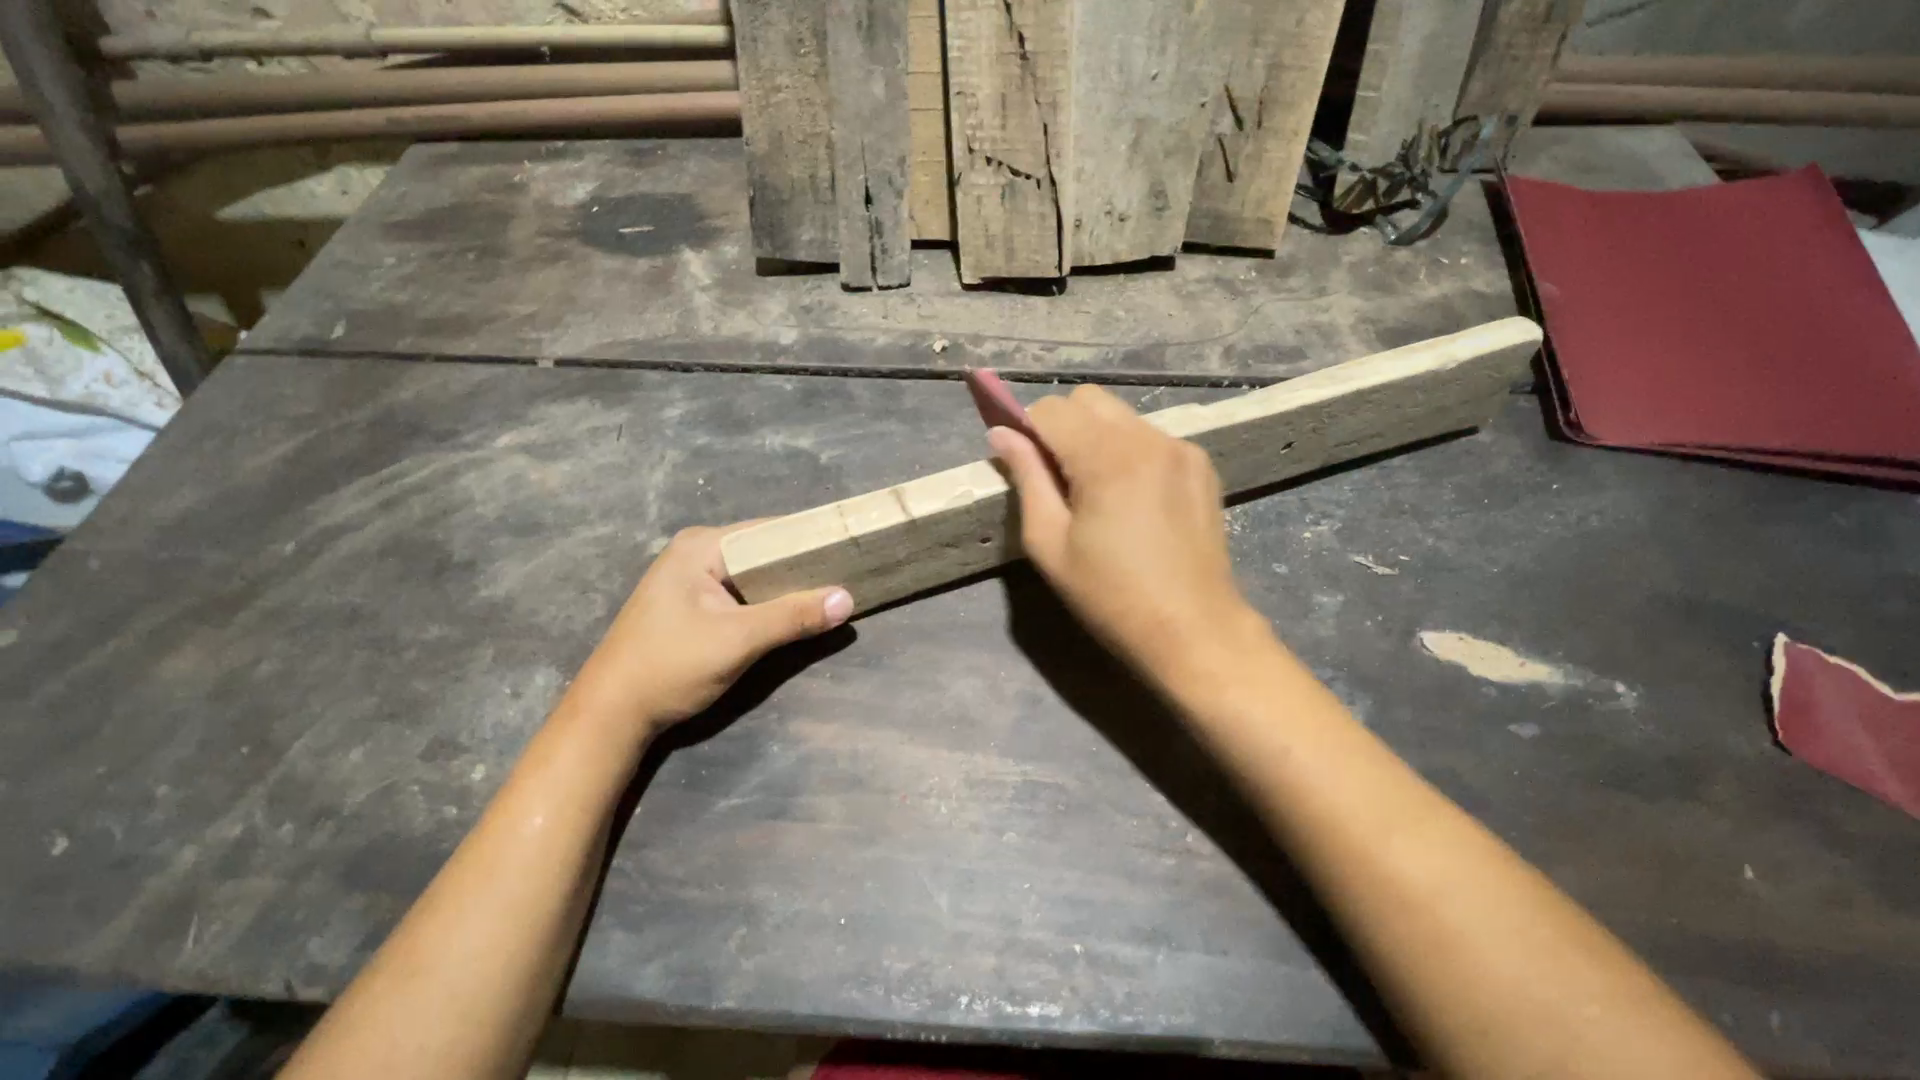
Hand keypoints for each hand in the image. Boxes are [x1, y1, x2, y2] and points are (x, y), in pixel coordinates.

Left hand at [559, 524, 852, 737]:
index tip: (853, 552)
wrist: (612, 713)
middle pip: (765, 552)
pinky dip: (770, 605)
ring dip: (788, 590)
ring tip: (834, 596)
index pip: (771, 531)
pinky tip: (797, 616)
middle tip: (851, 579)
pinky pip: (745, 596)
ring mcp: (694, 580)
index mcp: (702, 546)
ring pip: (756, 577)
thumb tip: (847, 599)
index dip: (812, 541)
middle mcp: (697, 553)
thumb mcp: (737, 641)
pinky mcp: (695, 606)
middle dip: (804, 568)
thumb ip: (792, 617)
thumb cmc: (669, 666)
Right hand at [989, 386, 1270, 693]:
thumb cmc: (1111, 597)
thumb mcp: (1050, 545)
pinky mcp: (1201, 464)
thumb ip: (1026, 479)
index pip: (1050, 410)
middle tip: (1060, 481)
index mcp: (1107, 458)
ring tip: (1099, 494)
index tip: (1026, 468)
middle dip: (1063, 427)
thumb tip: (1002, 435)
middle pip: (1088, 400)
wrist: (1194, 629)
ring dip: (1097, 439)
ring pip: (1121, 416)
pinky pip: (1151, 438)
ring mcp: (1181, 448)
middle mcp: (1148, 438)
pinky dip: (1130, 453)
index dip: (1028, 432)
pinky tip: (1133, 500)